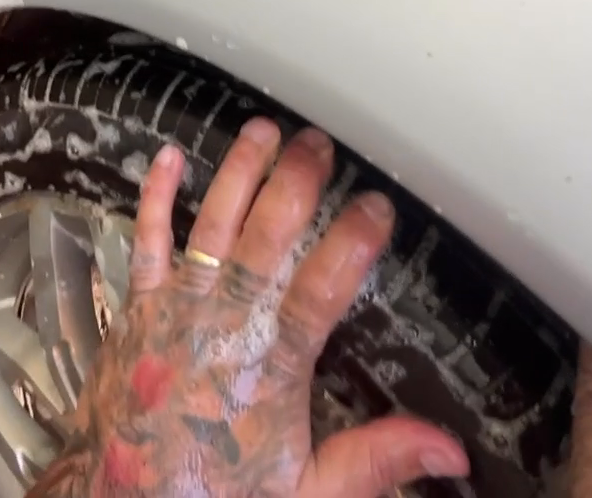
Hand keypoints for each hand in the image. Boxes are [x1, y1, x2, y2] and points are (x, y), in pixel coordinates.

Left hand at [27, 118, 469, 497]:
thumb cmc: (213, 496)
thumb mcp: (306, 495)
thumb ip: (375, 463)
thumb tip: (452, 451)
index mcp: (270, 368)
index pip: (321, 293)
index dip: (351, 246)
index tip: (377, 205)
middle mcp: (222, 323)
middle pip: (265, 241)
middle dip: (294, 186)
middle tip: (318, 144)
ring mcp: (176, 305)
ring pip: (211, 226)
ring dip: (238, 174)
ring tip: (263, 130)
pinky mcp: (139, 301)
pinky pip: (147, 239)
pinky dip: (155, 195)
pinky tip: (167, 153)